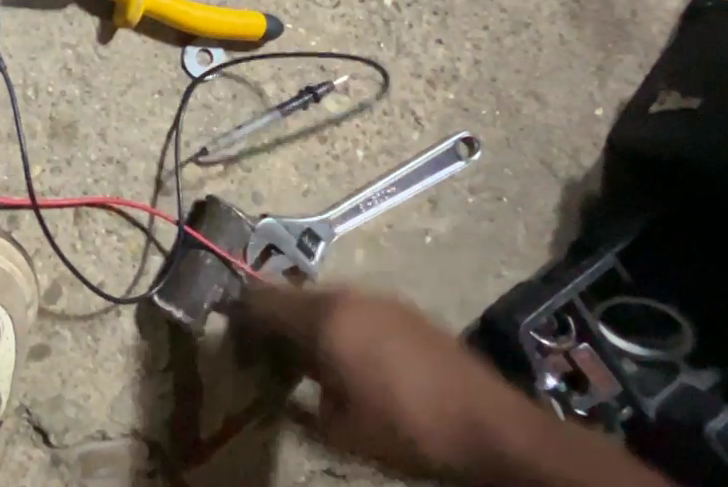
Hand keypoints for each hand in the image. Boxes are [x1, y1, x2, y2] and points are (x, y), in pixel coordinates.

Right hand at [236, 283, 536, 478]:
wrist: (498, 432)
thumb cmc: (408, 432)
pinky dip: (337, 324)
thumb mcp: (339, 431)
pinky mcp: (404, 310)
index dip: (238, 315)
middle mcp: (345, 296)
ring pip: (322, 300)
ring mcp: (378, 299)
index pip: (258, 299)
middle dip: (271, 320)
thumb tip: (275, 392)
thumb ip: (296, 404)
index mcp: (322, 318)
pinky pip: (352, 308)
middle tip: (264, 352)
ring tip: (306, 359)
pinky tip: (348, 358)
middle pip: (288, 295)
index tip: (230, 336)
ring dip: (304, 322)